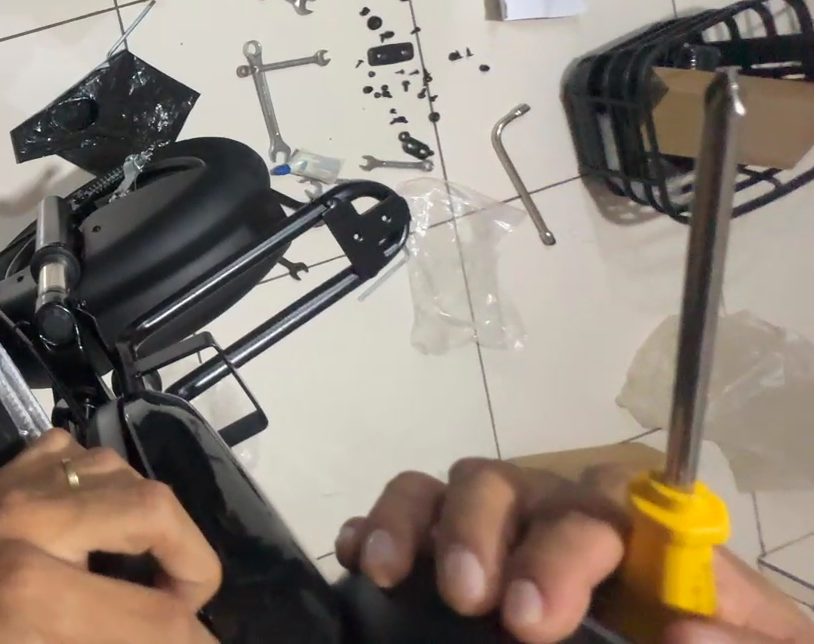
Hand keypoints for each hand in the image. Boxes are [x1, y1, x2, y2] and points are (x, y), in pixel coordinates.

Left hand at [0, 428, 222, 643]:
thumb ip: (86, 641)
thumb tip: (145, 630)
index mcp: (29, 596)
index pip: (162, 619)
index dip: (199, 641)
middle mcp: (26, 524)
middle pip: (150, 508)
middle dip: (193, 563)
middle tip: (188, 611)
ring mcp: (3, 490)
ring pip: (108, 465)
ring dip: (144, 514)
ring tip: (145, 567)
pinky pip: (59, 451)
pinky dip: (93, 480)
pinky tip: (89, 523)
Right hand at [335, 458, 813, 643]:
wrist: (653, 639)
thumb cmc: (713, 635)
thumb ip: (751, 640)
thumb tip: (687, 629)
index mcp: (627, 529)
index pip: (589, 508)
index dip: (557, 553)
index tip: (531, 619)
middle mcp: (545, 508)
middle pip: (495, 483)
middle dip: (471, 535)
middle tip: (464, 598)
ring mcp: (485, 523)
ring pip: (431, 486)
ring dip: (404, 521)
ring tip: (387, 571)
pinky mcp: (436, 542)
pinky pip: (392, 514)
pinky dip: (369, 526)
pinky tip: (358, 557)